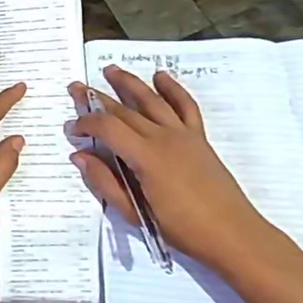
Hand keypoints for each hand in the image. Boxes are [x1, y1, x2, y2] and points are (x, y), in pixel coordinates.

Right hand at [69, 66, 279, 276]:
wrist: (231, 233)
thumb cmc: (181, 229)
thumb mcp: (135, 213)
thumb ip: (106, 182)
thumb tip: (80, 156)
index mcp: (145, 157)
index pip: (108, 128)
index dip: (86, 123)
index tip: (72, 129)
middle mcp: (163, 137)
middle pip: (125, 110)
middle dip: (97, 98)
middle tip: (76, 87)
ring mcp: (183, 134)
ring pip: (152, 100)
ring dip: (130, 83)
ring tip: (111, 69)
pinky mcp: (199, 137)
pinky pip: (185, 105)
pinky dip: (172, 88)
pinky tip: (161, 76)